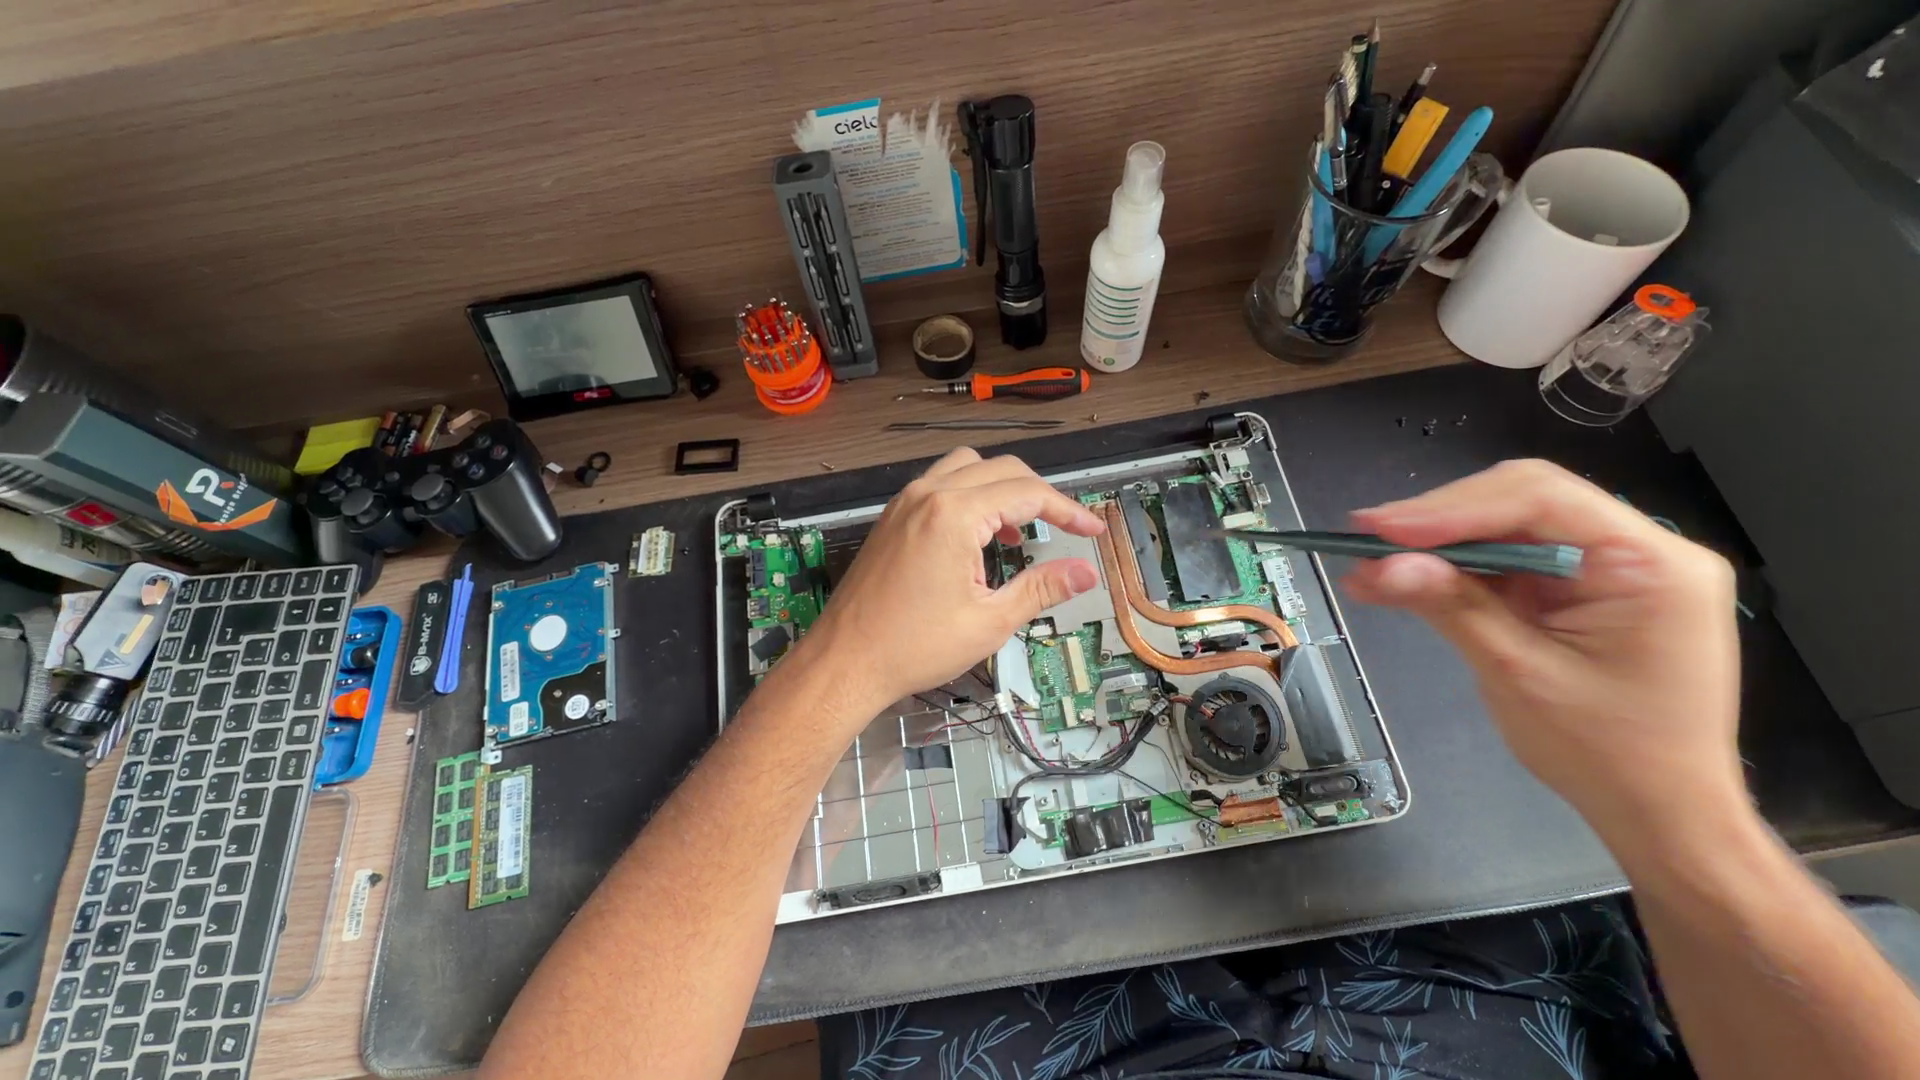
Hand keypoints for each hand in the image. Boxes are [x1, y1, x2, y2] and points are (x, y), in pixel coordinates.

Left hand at [800, 448, 1105, 712]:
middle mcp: (927, 495)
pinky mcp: (892, 518)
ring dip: (1001, 488)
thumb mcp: (989, 622)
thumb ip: (1041, 588)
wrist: (845, 662)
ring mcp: (905, 503)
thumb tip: (1085, 572)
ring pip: (967, 468)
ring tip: (1019, 529)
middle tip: (1065, 528)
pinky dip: (970, 496)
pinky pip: (940, 485)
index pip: (1027, 493)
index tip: (1092, 530)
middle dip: (1039, 495)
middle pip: (1001, 469)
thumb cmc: (913, 647)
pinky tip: (978, 537)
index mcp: (953, 514)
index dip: (1067, 510)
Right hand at [1342, 459, 1743, 838]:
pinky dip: (1457, 569)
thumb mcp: (1518, 674)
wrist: (1659, 814)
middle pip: (1524, 501)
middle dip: (1441, 520)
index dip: (1452, 509)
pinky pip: (1512, 560)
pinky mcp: (1583, 590)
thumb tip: (1375, 568)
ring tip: (1373, 563)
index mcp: (1650, 564)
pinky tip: (1405, 578)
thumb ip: (1452, 607)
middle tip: (1368, 540)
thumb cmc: (1605, 754)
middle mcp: (1639, 550)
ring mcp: (1612, 569)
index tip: (1380, 530)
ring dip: (1440, 544)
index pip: (1542, 500)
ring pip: (1510, 526)